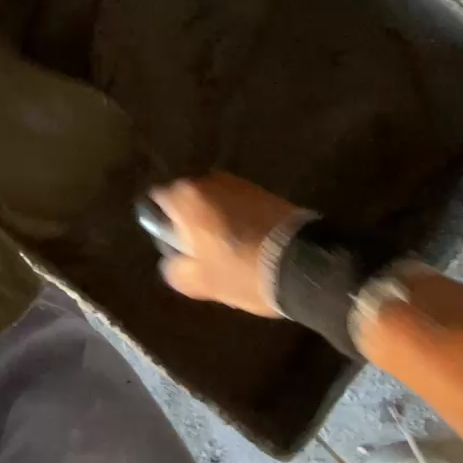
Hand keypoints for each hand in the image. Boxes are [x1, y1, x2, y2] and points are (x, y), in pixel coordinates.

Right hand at [150, 173, 311, 317]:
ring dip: (217, 220)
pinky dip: (238, 219)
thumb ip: (175, 269)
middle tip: (205, 252)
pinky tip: (251, 244)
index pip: (157, 201)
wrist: (305, 265)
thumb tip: (173, 261)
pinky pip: (237, 204)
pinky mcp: (262, 190)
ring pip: (213, 202)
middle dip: (192, 222)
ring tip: (232, 251)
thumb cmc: (242, 270)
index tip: (179, 247)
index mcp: (185, 197)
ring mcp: (237, 182)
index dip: (164, 225)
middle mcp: (206, 180)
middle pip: (187, 201)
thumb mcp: (201, 281)